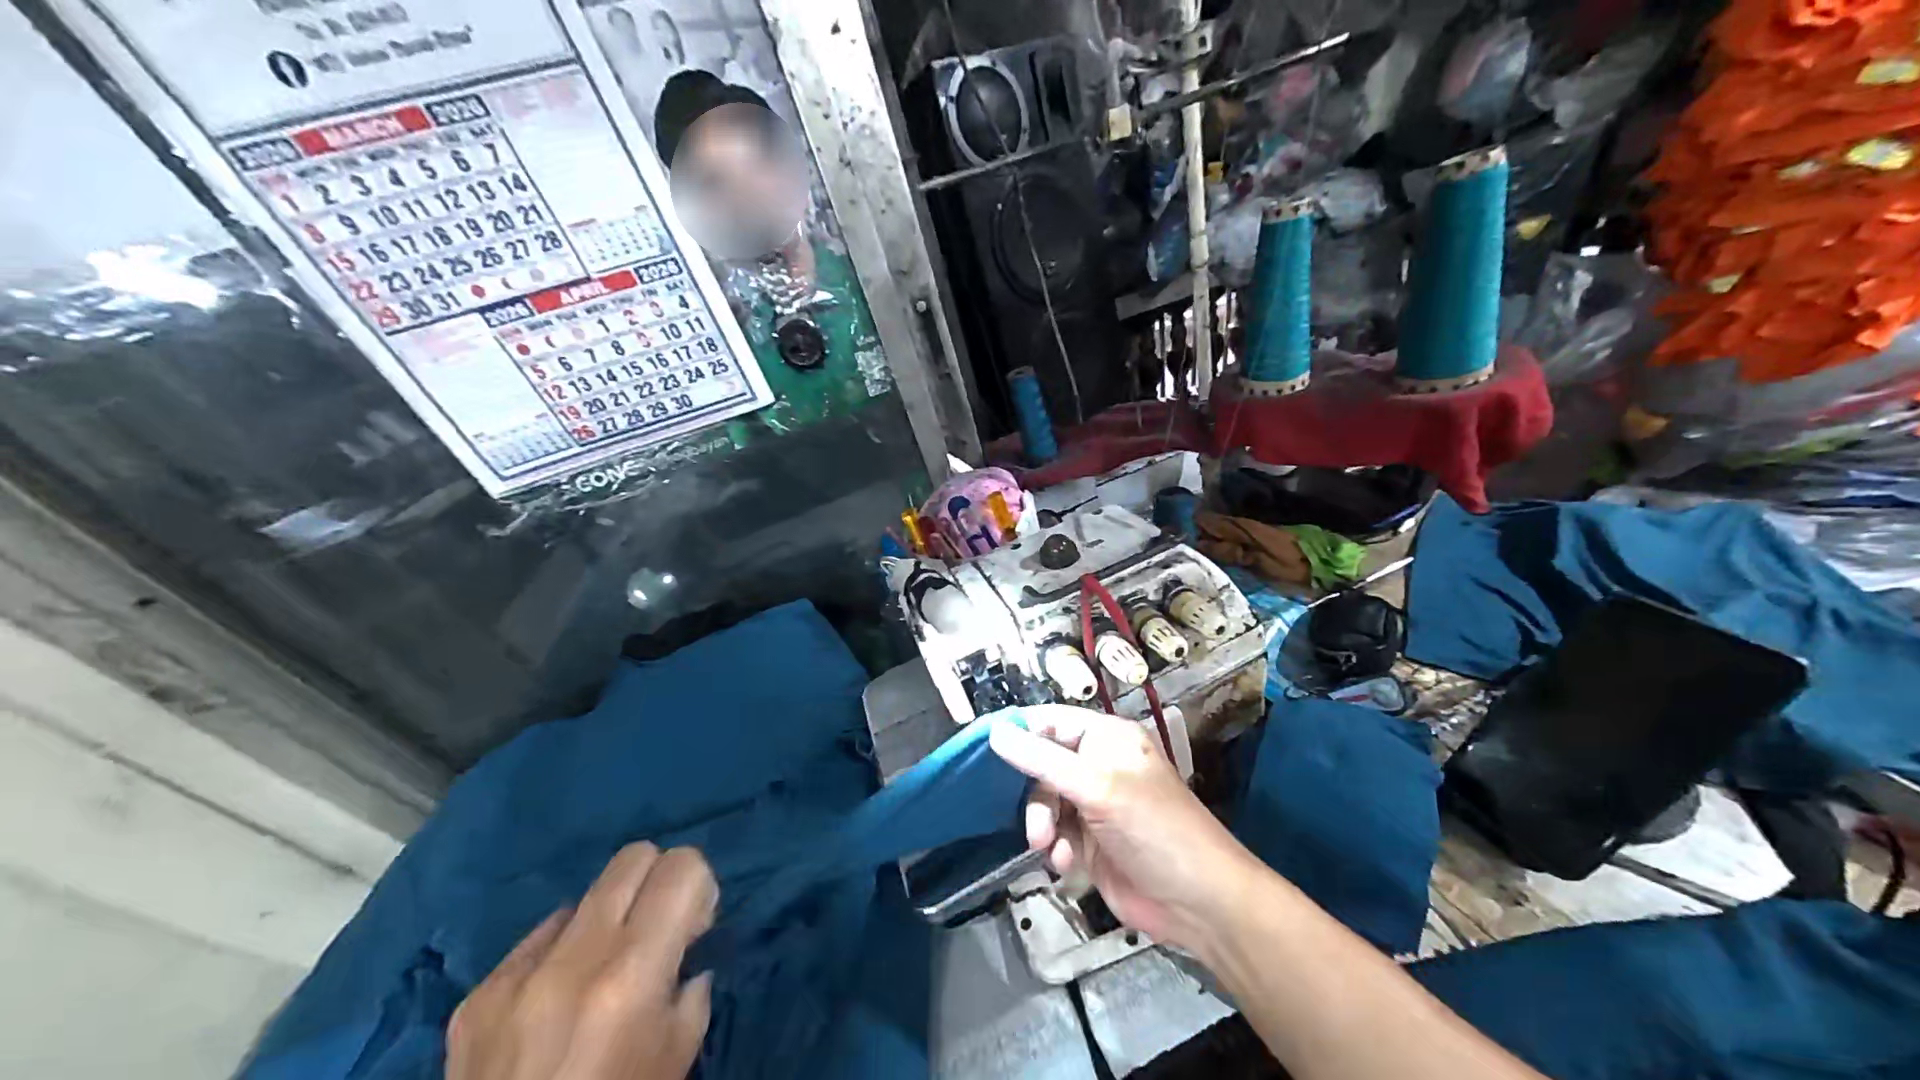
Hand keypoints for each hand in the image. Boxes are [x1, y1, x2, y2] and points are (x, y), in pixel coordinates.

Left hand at [446, 843, 716, 1079]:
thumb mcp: (678, 1057)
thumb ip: (691, 988)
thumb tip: (685, 949)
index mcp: (633, 974)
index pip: (681, 866)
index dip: (697, 884)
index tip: (695, 922)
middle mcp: (574, 959)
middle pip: (632, 858)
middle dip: (656, 879)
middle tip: (659, 926)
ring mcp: (518, 974)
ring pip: (584, 895)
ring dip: (607, 920)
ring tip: (602, 971)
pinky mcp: (477, 997)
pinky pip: (536, 942)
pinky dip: (560, 956)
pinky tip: (556, 1003)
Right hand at [989, 705, 1262, 955]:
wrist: (1198, 903)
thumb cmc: (1154, 829)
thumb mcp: (1098, 788)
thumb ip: (1042, 760)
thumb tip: (996, 732)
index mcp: (1106, 739)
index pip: (1051, 722)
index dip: (1020, 734)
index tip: (986, 751)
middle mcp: (1098, 765)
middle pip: (1042, 765)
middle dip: (1036, 797)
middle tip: (1038, 827)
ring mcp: (1094, 804)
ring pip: (1045, 802)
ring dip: (1043, 826)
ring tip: (1053, 851)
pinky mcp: (1090, 840)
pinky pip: (1055, 833)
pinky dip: (1055, 848)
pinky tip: (1066, 865)